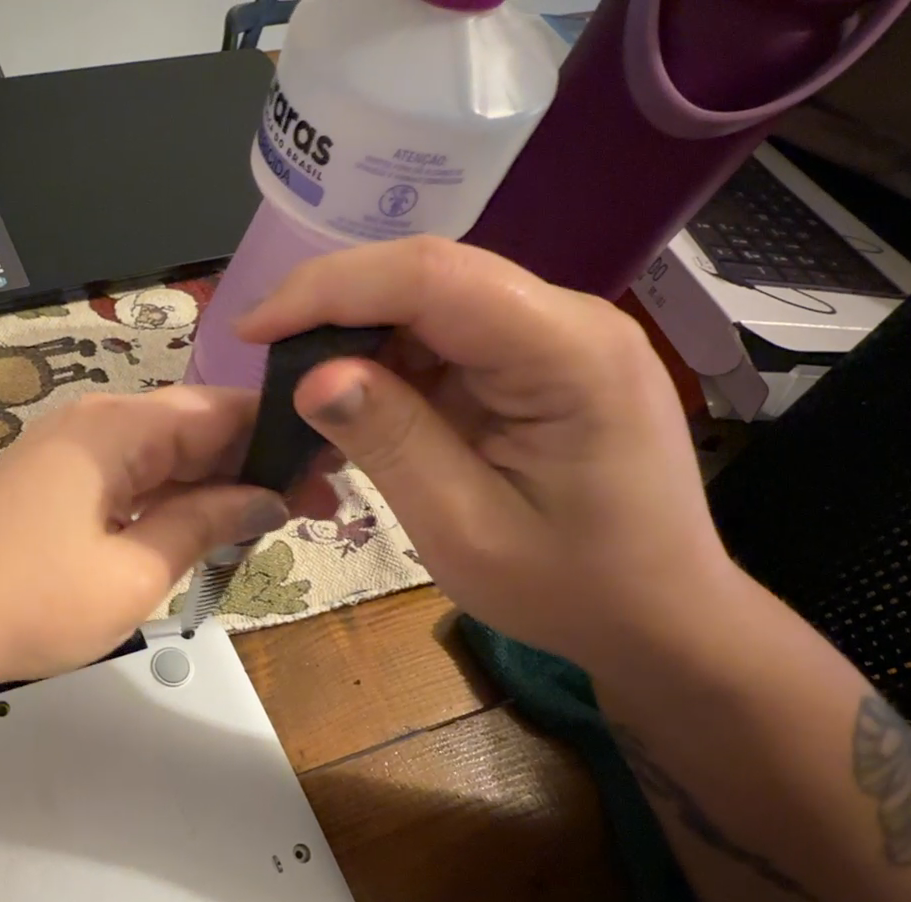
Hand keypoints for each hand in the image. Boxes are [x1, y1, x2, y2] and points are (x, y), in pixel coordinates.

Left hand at [0, 386, 323, 708]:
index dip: (278, 438)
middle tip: (314, 505)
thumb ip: (205, 524)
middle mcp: (92, 422)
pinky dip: (168, 499)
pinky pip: (127, 478)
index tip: (329, 472)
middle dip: (251, 464)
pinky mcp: (52, 483)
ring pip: (161, 455)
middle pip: (192, 428)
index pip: (219, 411)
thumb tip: (267, 497)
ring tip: (271, 519)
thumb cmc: (31, 604)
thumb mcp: (134, 572)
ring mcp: (67, 451)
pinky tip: (204, 525)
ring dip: (212, 485)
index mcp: (116, 428)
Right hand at [238, 237, 741, 667]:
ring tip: (299, 390)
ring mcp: (556, 336)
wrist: (659, 615)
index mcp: (567, 353)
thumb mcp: (462, 529)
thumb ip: (391, 443)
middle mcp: (568, 320)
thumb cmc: (569, 587)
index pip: (432, 278)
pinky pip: (446, 338)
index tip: (251, 332)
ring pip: (431, 303)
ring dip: (356, 337)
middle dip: (334, 307)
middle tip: (263, 359)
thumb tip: (310, 377)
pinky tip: (355, 401)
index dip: (329, 290)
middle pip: (430, 277)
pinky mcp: (537, 361)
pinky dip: (388, 363)